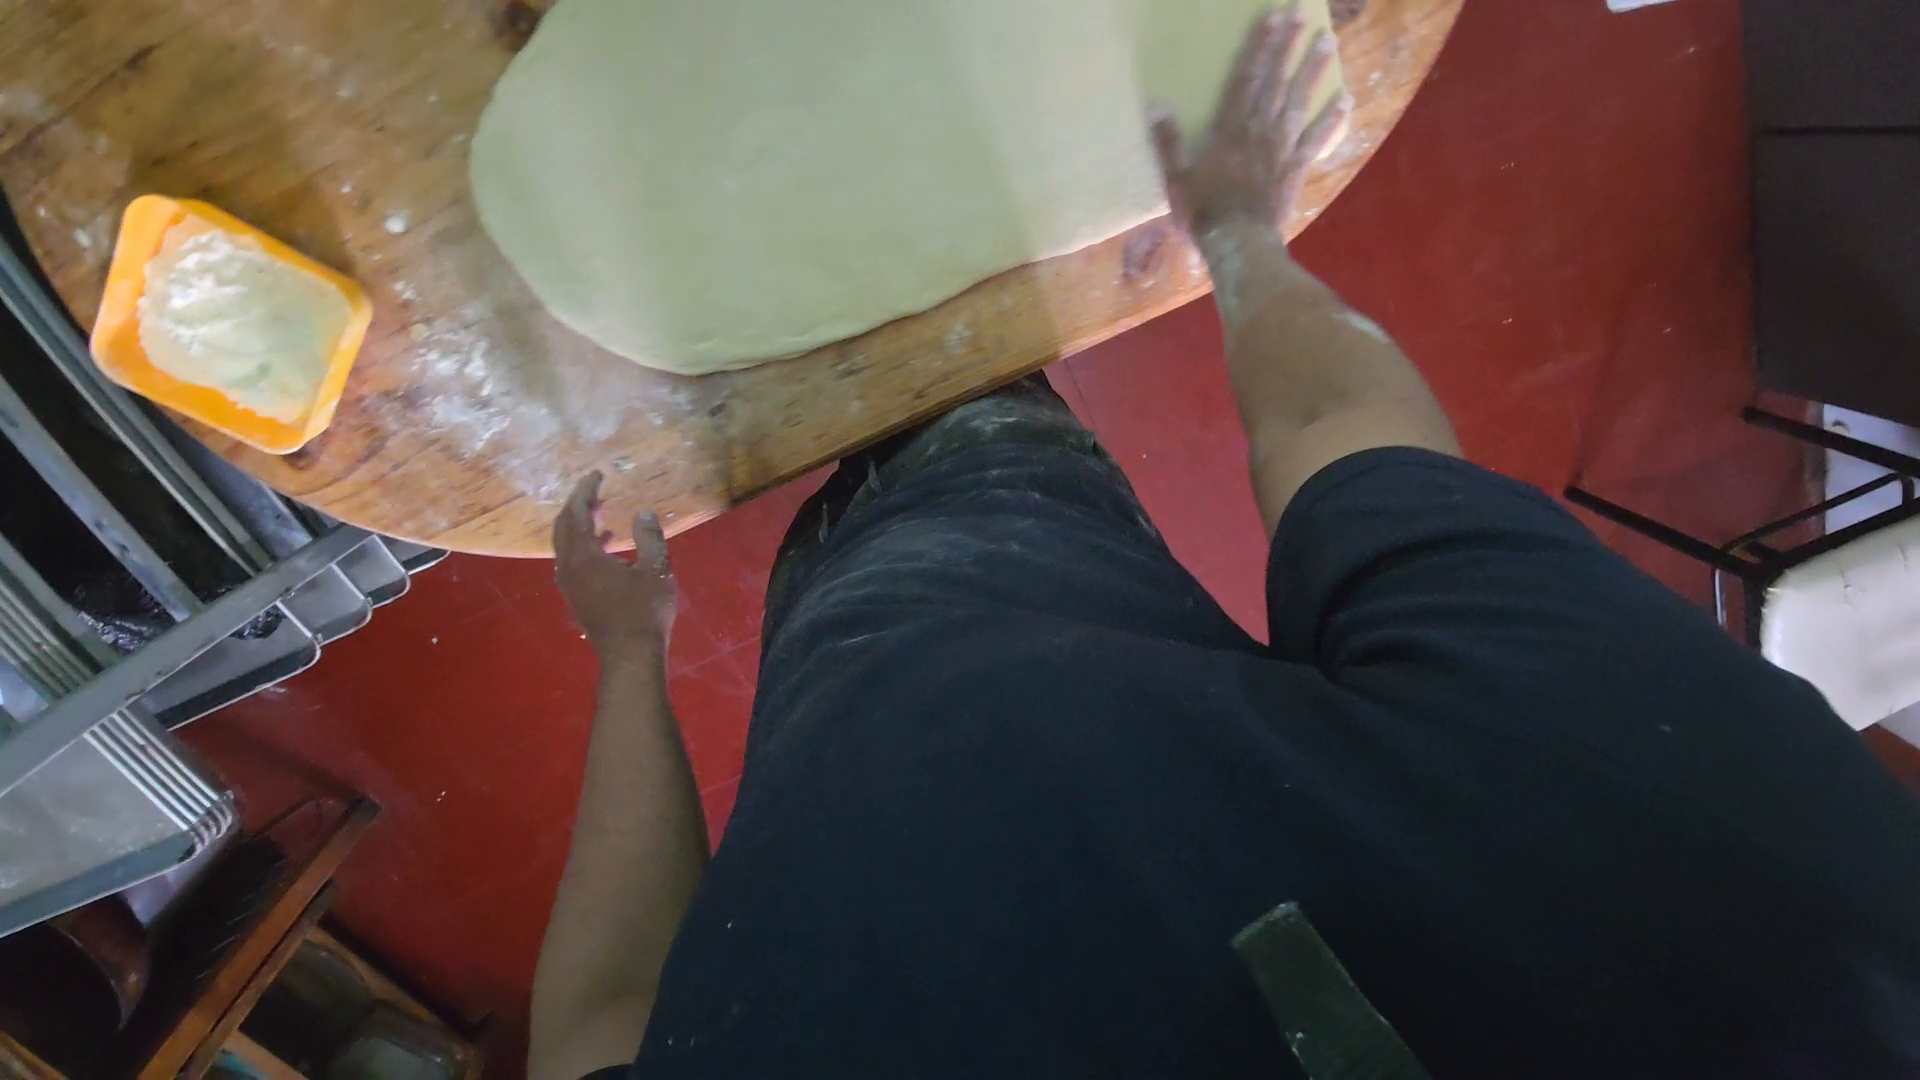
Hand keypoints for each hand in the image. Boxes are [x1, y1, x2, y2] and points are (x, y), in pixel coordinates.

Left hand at [553, 472, 677, 656]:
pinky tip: (606, 547)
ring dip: (580, 526)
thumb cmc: (645, 611)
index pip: (577, 514)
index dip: (585, 492)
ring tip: (601, 515)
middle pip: (563, 527)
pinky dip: (584, 544)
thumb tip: (643, 513)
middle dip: (577, 506)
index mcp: (584, 557)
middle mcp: (568, 568)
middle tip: (595, 491)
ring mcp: (569, 585)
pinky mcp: (577, 597)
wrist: (630, 654)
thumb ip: (650, 538)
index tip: (596, 475)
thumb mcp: (656, 570)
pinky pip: (572, 560)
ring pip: (565, 545)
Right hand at [1149, 8, 1353, 239]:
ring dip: (1313, 72)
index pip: (1245, 79)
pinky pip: (1315, 140)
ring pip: (1299, 102)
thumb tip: (1157, 106)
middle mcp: (1259, 130)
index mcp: (1230, 129)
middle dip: (1288, 47)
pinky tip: (1345, 100)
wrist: (1237, 240)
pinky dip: (1331, 121)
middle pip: (1276, 82)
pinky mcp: (1294, 169)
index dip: (1257, 46)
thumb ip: (1169, 142)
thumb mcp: (1177, 178)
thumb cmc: (1203, 211)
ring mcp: (1281, 148)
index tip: (1271, 16)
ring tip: (1327, 42)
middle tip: (1303, 14)